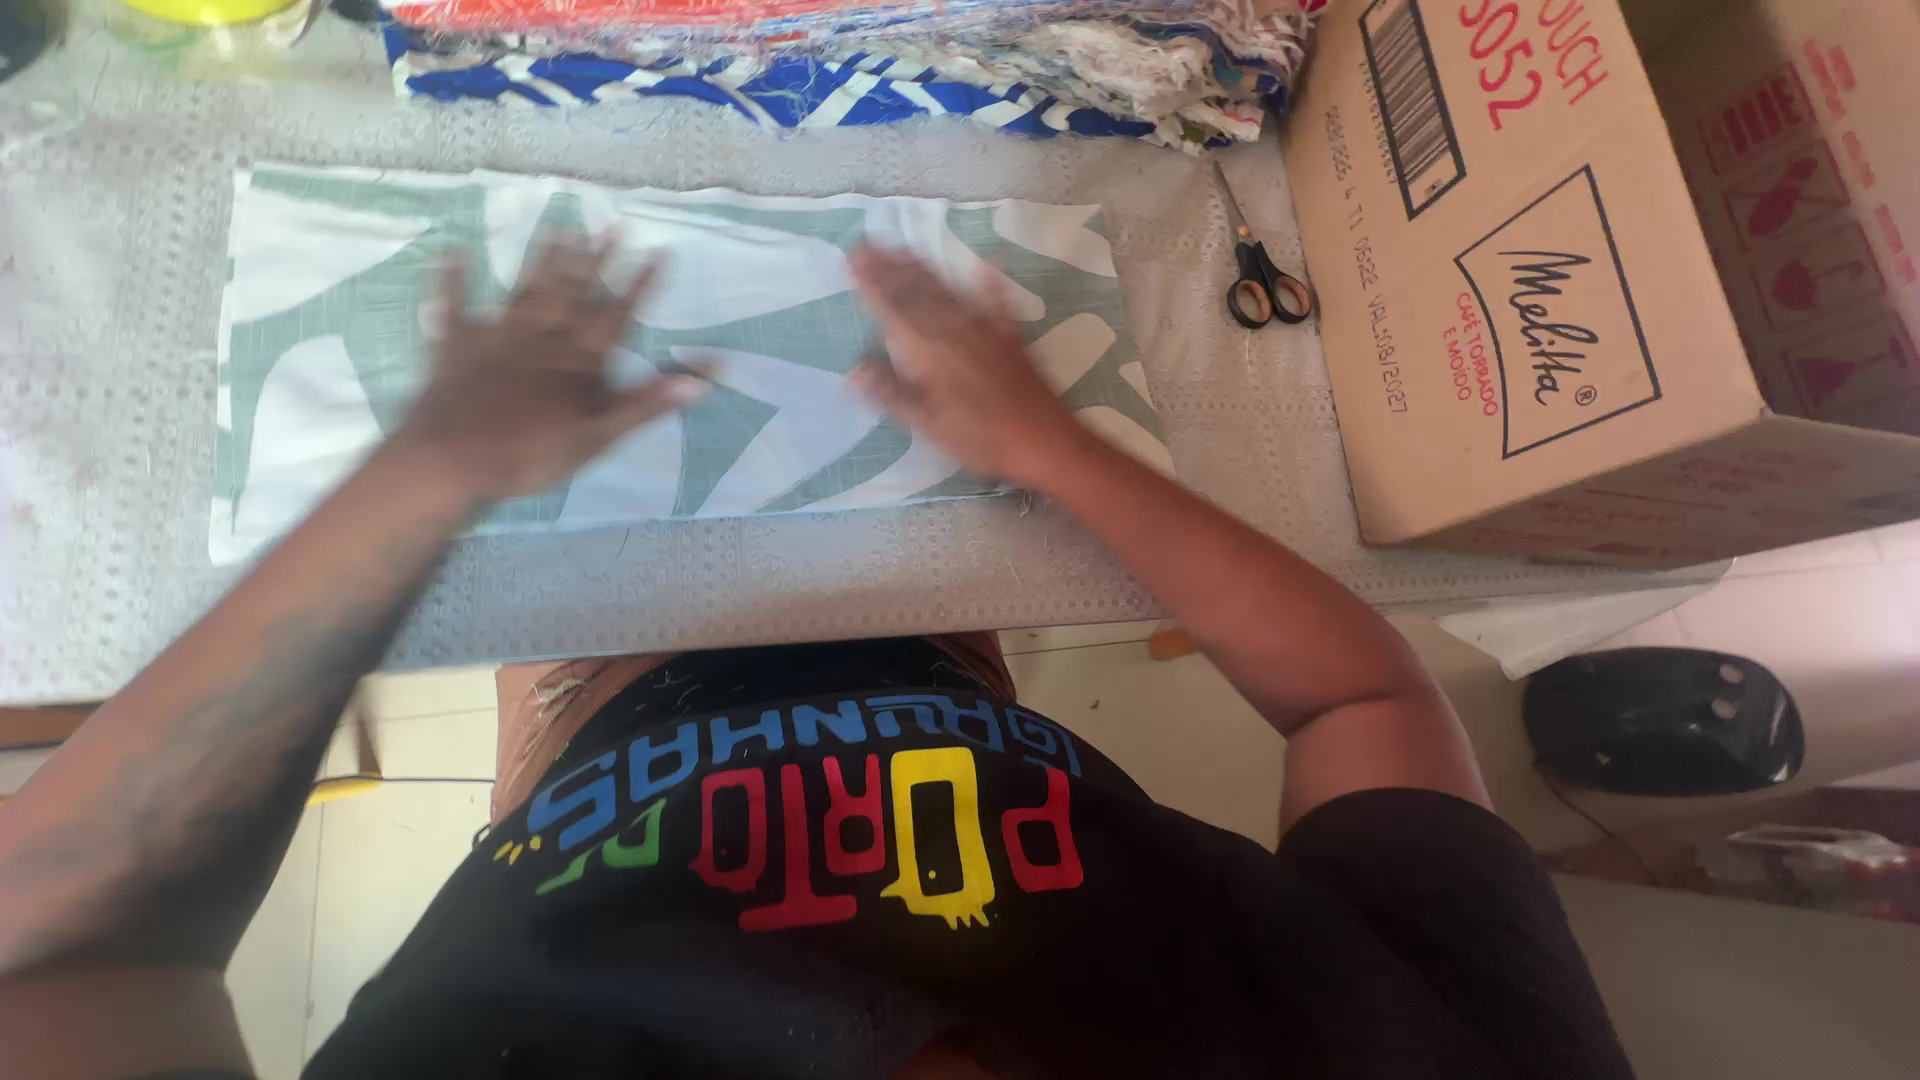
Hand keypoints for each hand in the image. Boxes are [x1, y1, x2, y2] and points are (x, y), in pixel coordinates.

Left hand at [391, 233, 706, 499]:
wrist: (450, 462)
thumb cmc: (532, 455)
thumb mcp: (600, 436)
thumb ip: (647, 405)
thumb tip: (700, 383)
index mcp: (578, 362)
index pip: (615, 316)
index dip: (638, 285)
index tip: (657, 253)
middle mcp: (540, 339)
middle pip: (571, 293)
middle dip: (594, 259)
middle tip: (608, 224)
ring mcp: (494, 338)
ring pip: (525, 290)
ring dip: (542, 258)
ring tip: (558, 224)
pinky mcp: (453, 347)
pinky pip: (452, 307)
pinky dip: (453, 279)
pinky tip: (454, 251)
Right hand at [847, 245, 1093, 489]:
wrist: (1044, 440)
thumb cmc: (982, 439)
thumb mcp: (930, 425)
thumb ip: (893, 393)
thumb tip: (854, 370)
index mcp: (931, 352)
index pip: (893, 310)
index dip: (871, 284)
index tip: (852, 259)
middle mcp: (956, 331)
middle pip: (918, 293)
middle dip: (890, 268)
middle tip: (868, 242)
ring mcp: (986, 330)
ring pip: (949, 290)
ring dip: (924, 267)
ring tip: (904, 247)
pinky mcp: (1011, 337)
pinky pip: (997, 302)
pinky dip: (987, 282)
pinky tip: (984, 264)